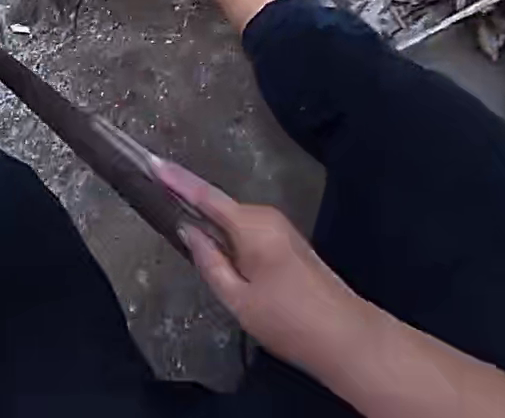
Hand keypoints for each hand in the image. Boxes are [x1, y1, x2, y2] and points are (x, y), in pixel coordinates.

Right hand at [154, 156, 355, 366]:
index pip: (203, 195)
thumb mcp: (238, 300)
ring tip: (208, 264)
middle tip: (173, 229)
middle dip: (194, 214)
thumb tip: (188, 230)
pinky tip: (230, 266)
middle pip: (217, 207)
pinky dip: (230, 239)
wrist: (352, 341)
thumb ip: (208, 261)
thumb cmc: (291, 322)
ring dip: (214, 232)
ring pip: (232, 222)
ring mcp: (278, 226)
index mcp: (250, 225)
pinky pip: (246, 230)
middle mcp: (264, 216)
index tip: (151, 162)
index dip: (175, 179)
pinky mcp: (286, 239)